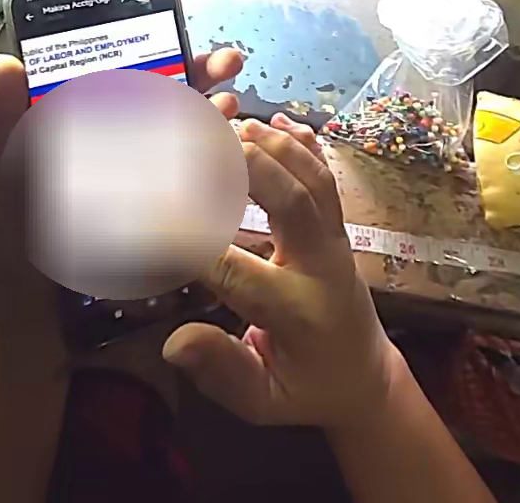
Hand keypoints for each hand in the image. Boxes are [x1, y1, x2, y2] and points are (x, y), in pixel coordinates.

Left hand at [0, 47, 247, 329]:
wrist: (34, 302)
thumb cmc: (19, 226)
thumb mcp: (6, 171)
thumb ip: (2, 122)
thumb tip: (6, 63)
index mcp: (91, 118)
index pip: (133, 74)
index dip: (163, 55)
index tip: (187, 45)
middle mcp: (127, 138)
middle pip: (173, 96)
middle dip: (204, 75)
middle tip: (227, 62)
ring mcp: (152, 174)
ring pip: (193, 133)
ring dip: (216, 114)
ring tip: (229, 107)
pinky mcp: (167, 210)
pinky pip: (200, 180)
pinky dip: (220, 164)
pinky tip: (232, 154)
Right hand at [161, 114, 402, 430]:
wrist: (366, 377)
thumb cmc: (307, 387)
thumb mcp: (262, 400)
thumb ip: (222, 370)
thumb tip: (174, 344)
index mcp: (297, 310)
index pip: (235, 269)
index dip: (191, 239)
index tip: (153, 213)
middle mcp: (321, 264)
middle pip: (292, 201)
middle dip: (249, 166)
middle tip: (205, 140)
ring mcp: (336, 239)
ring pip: (314, 180)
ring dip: (277, 146)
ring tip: (237, 124)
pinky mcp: (341, 226)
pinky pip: (327, 177)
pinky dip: (305, 144)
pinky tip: (280, 120)